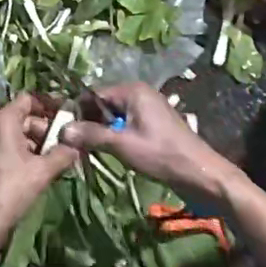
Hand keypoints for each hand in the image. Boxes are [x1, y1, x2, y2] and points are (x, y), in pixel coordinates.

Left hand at [0, 93, 79, 252]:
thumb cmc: (12, 188)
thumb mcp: (43, 170)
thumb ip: (63, 153)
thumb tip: (79, 144)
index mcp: (3, 120)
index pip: (29, 99)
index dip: (49, 104)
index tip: (69, 116)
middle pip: (26, 117)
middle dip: (48, 129)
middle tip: (69, 143)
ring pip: (20, 133)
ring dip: (40, 143)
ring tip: (62, 158)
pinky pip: (12, 146)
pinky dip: (29, 152)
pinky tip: (45, 168)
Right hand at [60, 82, 238, 200]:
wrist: (203, 176)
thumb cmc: (162, 156)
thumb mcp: (123, 145)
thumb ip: (91, 135)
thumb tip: (62, 130)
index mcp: (133, 90)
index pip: (94, 94)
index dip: (78, 111)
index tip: (64, 130)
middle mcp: (140, 94)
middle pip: (103, 104)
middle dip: (89, 122)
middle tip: (74, 143)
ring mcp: (148, 110)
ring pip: (114, 117)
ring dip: (102, 132)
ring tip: (88, 150)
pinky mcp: (154, 125)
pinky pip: (126, 125)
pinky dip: (115, 136)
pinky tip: (109, 152)